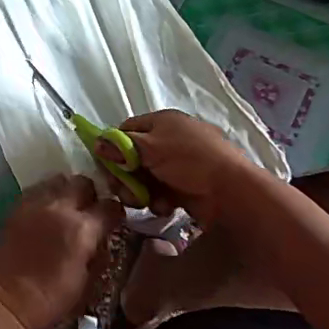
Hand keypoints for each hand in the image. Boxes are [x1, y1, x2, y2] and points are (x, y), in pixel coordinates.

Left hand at [0, 175, 122, 328]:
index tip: (115, 219)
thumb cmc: (54, 298)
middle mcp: (61, 207)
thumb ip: (99, 253)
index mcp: (83, 229)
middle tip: (88, 210)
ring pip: (58, 180)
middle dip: (90, 194)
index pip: (110, 206)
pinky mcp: (17, 206)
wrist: (9, 299)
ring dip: (66, 192)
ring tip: (65, 208)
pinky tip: (45, 212)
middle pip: (82, 182)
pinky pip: (36, 190)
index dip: (116, 212)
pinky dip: (45, 196)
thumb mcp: (89, 281)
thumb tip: (103, 238)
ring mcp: (36, 203)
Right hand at [100, 110, 260, 222]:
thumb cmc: (187, 159)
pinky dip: (159, 199)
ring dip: (141, 191)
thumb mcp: (149, 147)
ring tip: (146, 202)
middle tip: (124, 191)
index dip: (113, 146)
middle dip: (126, 175)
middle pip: (134, 156)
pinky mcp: (189, 186)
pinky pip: (163, 191)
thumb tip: (97, 143)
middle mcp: (170, 138)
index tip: (107, 165)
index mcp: (162, 121)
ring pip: (146, 176)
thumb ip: (120, 146)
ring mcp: (181, 163)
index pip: (126, 129)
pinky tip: (164, 207)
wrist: (231, 190)